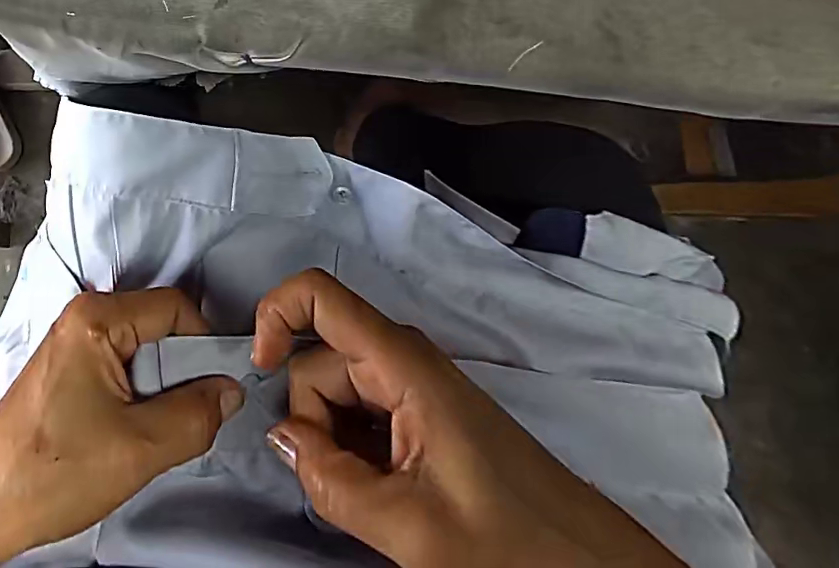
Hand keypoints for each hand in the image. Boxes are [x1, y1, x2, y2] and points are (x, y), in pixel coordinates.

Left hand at [0, 288, 243, 567]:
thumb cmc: (49, 474)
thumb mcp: (140, 448)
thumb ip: (198, 414)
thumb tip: (230, 392)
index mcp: (96, 317)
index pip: (176, 307)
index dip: (203, 345)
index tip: (211, 387)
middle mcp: (82, 315)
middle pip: (159, 324)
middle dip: (179, 369)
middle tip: (178, 414)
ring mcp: (70, 339)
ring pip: (143, 346)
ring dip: (158, 384)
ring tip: (149, 427)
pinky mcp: (66, 364)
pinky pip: (120, 361)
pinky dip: (136, 390)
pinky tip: (127, 427)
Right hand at [253, 269, 684, 567]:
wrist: (581, 559)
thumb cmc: (507, 539)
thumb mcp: (409, 526)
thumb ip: (333, 480)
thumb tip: (283, 439)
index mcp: (401, 362)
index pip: (320, 296)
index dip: (276, 314)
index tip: (258, 369)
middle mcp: (402, 357)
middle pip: (319, 360)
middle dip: (309, 419)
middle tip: (348, 486)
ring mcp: (411, 382)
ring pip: (335, 392)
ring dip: (332, 443)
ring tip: (374, 498)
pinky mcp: (418, 408)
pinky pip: (360, 413)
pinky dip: (352, 448)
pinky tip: (382, 490)